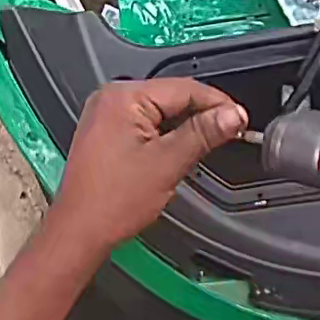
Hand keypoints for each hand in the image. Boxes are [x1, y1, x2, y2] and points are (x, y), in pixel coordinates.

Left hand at [48, 78, 247, 253]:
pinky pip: (145, 123)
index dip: (218, 104)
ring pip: (160, 111)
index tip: (240, 120)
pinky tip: (179, 151)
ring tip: (208, 144)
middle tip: (229, 133)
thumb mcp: (168, 163)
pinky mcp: (106, 132)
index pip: (184, 88)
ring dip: (185, 126)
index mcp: (123, 97)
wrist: (79, 231)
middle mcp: (111, 98)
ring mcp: (106, 115)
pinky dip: (166, 135)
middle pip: (172, 97)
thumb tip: (232, 114)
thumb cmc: (112, 201)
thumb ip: (203, 133)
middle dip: (202, 115)